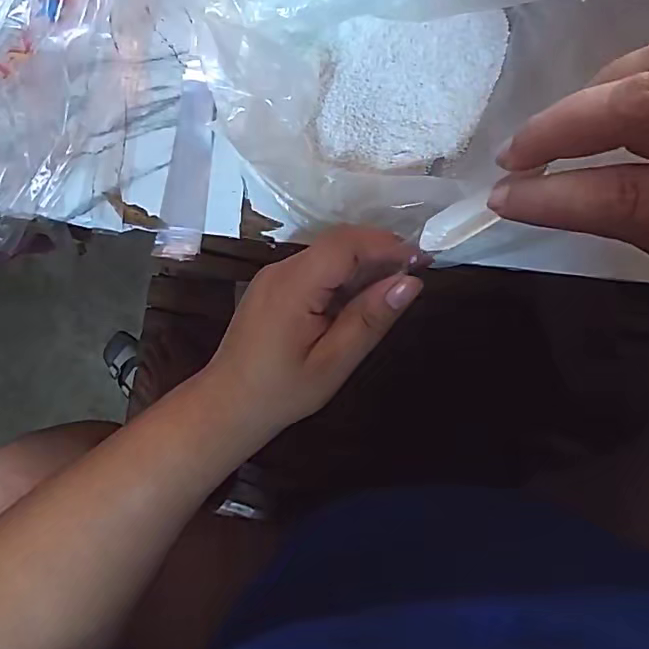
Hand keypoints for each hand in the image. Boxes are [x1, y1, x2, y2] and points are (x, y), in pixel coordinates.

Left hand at [193, 227, 424, 437]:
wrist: (226, 406)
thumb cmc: (281, 392)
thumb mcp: (333, 362)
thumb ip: (370, 319)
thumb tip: (411, 282)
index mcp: (293, 284)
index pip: (345, 245)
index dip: (386, 245)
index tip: (423, 259)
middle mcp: (281, 269)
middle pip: (336, 242)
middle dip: (379, 249)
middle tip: (416, 270)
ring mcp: (274, 274)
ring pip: (327, 252)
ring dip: (363, 261)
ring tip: (397, 283)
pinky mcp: (273, 284)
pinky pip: (315, 266)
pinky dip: (343, 273)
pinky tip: (362, 294)